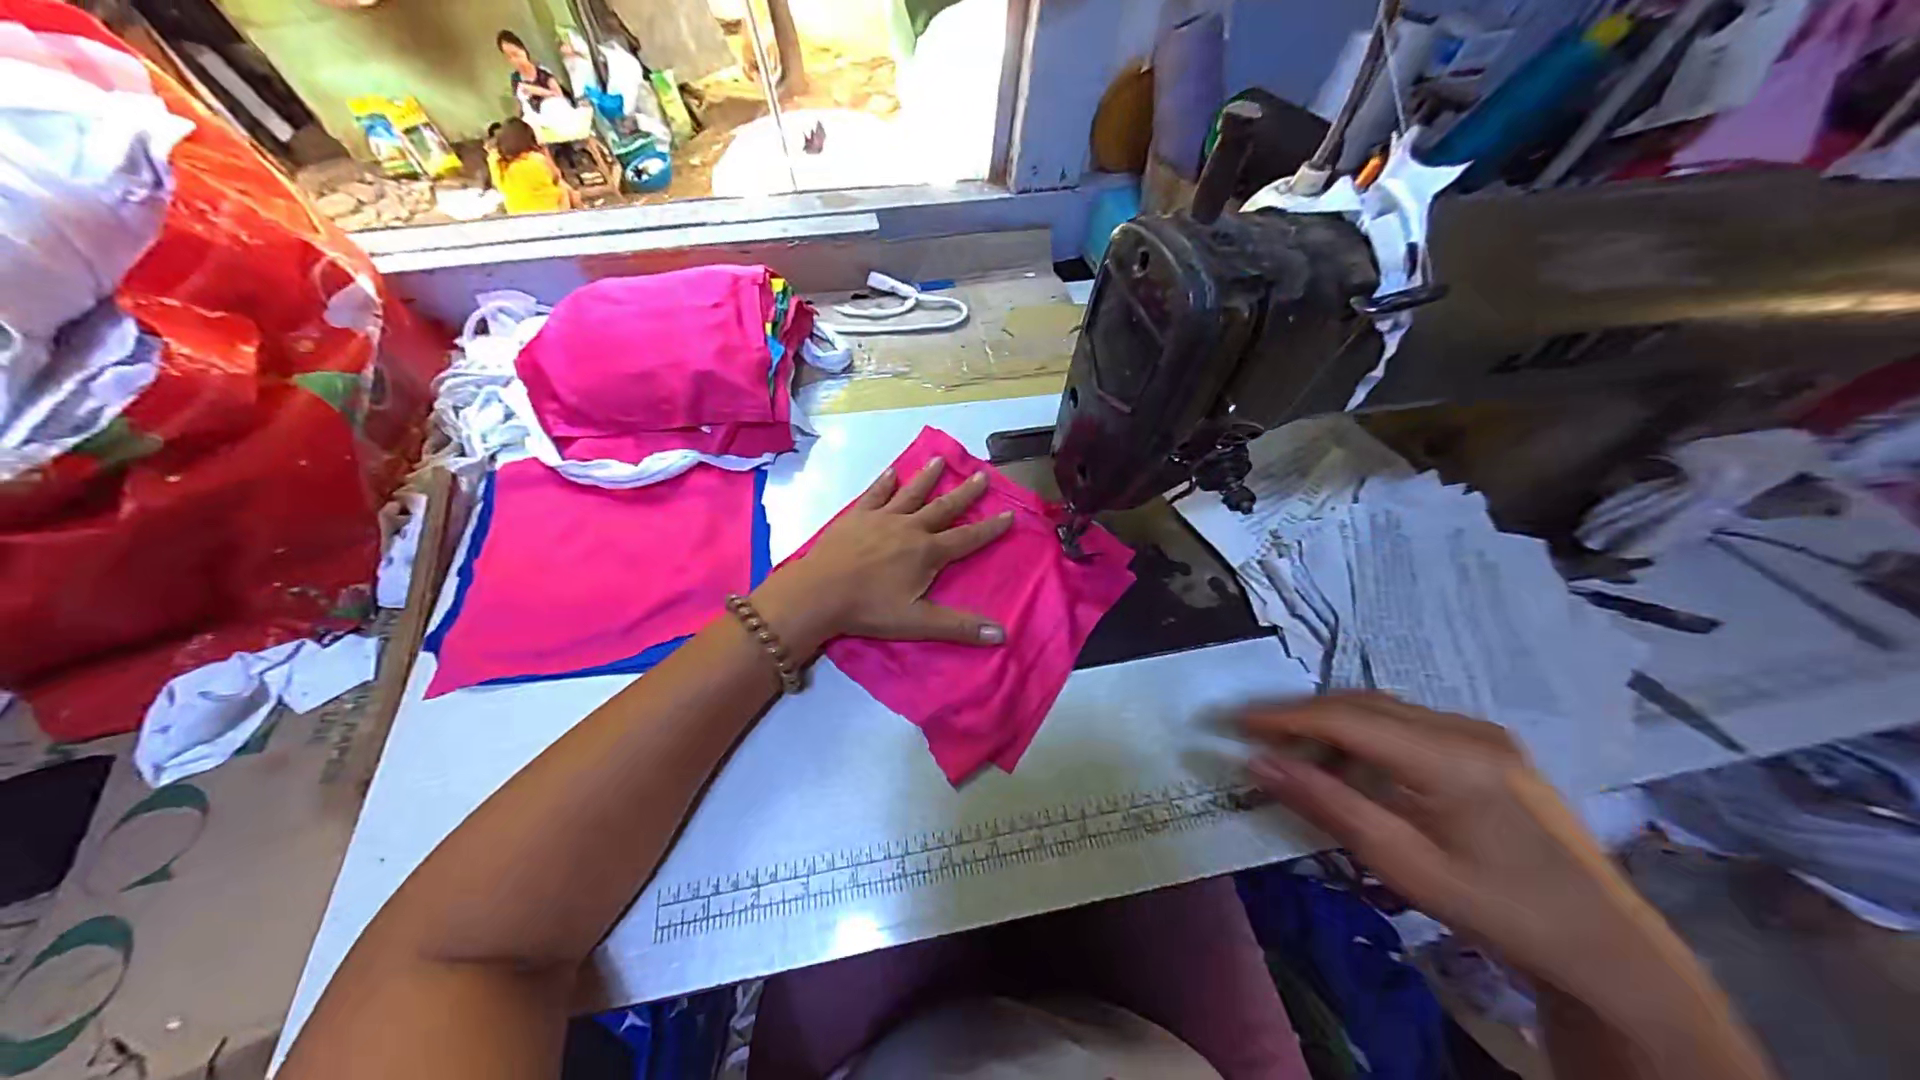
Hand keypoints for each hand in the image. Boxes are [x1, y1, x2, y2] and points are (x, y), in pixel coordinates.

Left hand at [753, 458, 1012, 655]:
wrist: (819, 592)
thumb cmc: (870, 609)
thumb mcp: (919, 622)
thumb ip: (960, 626)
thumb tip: (1002, 634)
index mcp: (927, 552)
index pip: (967, 538)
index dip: (990, 528)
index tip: (1009, 514)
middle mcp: (909, 528)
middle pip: (944, 507)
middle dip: (965, 493)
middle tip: (983, 475)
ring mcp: (881, 518)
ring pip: (911, 493)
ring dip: (927, 477)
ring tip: (940, 460)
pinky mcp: (856, 516)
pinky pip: (875, 494)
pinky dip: (885, 482)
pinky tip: (892, 472)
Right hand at [1238, 694, 1684, 1007]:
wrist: (1606, 947)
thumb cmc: (1499, 910)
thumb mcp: (1404, 865)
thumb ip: (1328, 805)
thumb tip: (1258, 762)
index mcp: (1451, 759)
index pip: (1347, 718)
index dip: (1285, 715)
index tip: (1234, 720)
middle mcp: (1467, 729)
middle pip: (1364, 704)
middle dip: (1303, 714)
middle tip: (1255, 734)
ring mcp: (1484, 733)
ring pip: (1385, 709)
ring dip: (1333, 722)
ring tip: (1294, 749)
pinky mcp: (1491, 746)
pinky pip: (1409, 723)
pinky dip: (1366, 732)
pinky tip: (1351, 761)